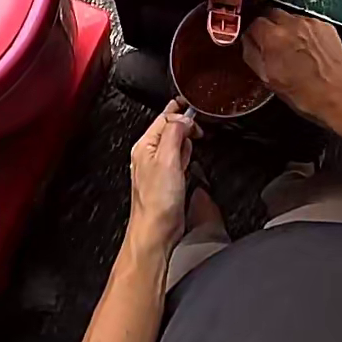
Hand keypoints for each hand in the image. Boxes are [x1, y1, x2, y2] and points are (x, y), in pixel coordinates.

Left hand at [127, 99, 200, 254]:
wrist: (156, 230)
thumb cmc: (157, 201)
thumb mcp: (167, 158)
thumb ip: (175, 133)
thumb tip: (184, 118)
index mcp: (145, 145)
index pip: (164, 117)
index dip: (181, 112)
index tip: (195, 110)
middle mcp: (149, 154)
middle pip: (171, 128)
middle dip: (185, 129)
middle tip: (196, 134)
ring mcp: (157, 166)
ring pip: (176, 143)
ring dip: (186, 145)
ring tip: (188, 156)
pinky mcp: (167, 178)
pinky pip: (179, 159)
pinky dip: (186, 159)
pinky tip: (187, 167)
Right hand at [240, 10, 341, 129]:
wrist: (338, 97)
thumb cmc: (304, 95)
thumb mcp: (268, 79)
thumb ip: (252, 55)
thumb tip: (247, 42)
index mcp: (272, 37)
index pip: (253, 23)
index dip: (253, 34)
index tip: (255, 43)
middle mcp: (291, 24)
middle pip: (271, 14)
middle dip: (269, 27)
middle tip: (272, 44)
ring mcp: (310, 23)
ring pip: (290, 17)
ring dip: (287, 29)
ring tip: (293, 50)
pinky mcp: (326, 26)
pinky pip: (308, 23)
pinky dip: (304, 32)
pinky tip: (308, 49)